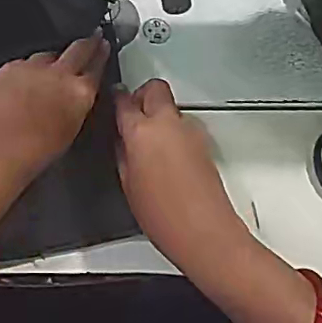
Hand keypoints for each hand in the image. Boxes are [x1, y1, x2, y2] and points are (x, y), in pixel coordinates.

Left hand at [0, 34, 110, 182]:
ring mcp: (34, 67)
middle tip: (91, 37)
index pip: (97, 65)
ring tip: (46, 74)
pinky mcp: (11, 67)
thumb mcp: (71, 128)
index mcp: (80, 92)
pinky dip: (25, 71)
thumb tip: (75, 95)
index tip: (102, 46)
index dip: (101, 54)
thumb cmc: (36, 149)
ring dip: (50, 61)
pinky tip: (22, 84)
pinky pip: (23, 63)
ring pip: (47, 55)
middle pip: (79, 48)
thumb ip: (77, 103)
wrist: (3, 148)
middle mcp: (59, 74)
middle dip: (88, 42)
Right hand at [114, 79, 251, 272]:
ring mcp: (190, 132)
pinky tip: (169, 160)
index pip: (124, 100)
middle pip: (154, 88)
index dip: (117, 99)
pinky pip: (185, 127)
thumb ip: (122, 154)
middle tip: (134, 113)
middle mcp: (167, 124)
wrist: (206, 234)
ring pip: (172, 107)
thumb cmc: (166, 216)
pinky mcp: (205, 144)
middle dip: (142, 95)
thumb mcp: (127, 184)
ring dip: (161, 117)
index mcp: (140, 132)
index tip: (115, 102)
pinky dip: (175, 134)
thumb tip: (122, 142)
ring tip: (153, 145)